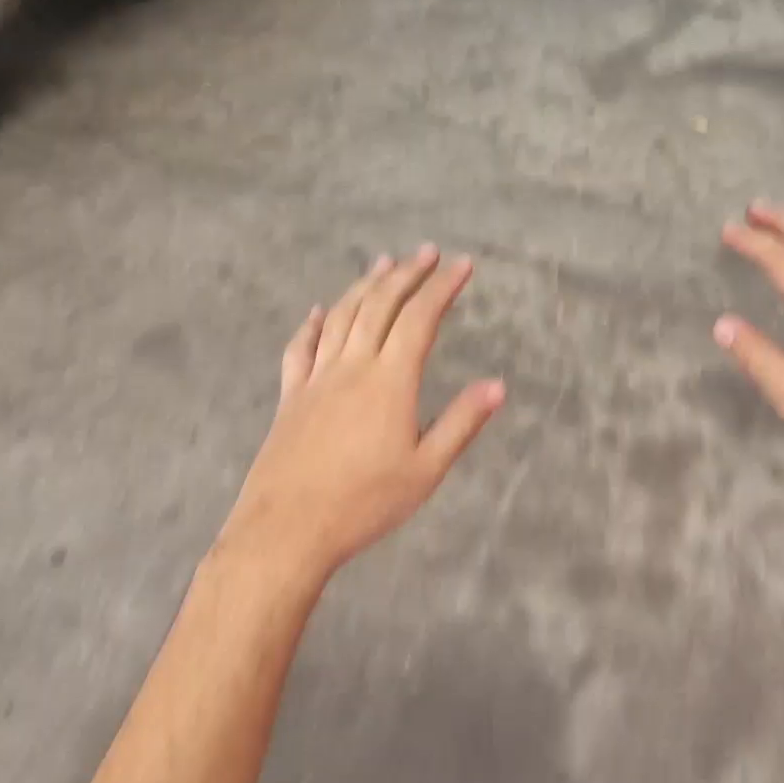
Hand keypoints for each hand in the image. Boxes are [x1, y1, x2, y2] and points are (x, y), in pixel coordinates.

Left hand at [217, 246, 504, 582]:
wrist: (286, 530)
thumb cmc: (364, 504)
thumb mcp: (426, 470)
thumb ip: (461, 423)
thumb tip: (498, 385)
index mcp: (390, 381)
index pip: (420, 319)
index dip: (442, 287)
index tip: (462, 264)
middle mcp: (352, 367)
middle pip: (380, 306)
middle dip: (407, 274)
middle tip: (427, 252)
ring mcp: (316, 379)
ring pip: (342, 317)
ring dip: (364, 286)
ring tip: (384, 264)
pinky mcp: (290, 396)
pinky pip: (301, 348)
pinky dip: (313, 323)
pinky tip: (320, 311)